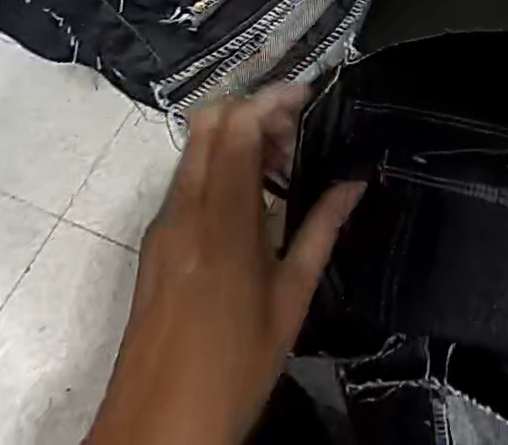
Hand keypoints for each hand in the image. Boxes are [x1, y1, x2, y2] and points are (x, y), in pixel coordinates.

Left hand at [86, 83, 364, 444]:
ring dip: (238, 135)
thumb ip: (323, 229)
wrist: (153, 437)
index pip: (237, 130)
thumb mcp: (292, 300)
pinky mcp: (155, 244)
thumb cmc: (233, 369)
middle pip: (207, 124)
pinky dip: (221, 164)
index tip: (308, 96)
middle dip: (254, 109)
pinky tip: (253, 197)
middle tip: (296, 131)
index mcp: (222, 224)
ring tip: (282, 161)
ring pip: (196, 148)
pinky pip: (188, 179)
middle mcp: (184, 212)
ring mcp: (163, 227)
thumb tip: (354, 182)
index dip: (271, 100)